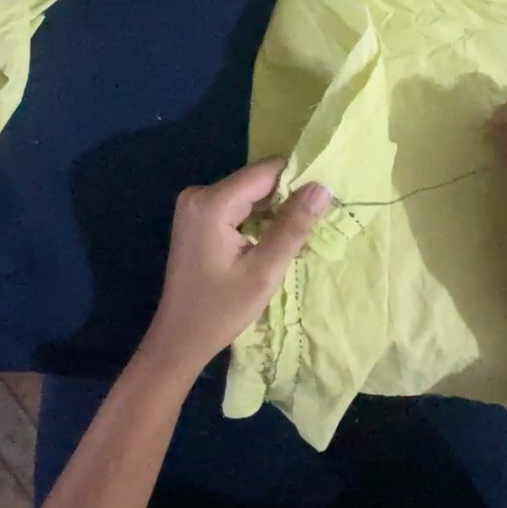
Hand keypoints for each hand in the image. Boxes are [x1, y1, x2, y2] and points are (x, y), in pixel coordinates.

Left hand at [138, 158, 333, 376]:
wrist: (179, 337)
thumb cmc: (221, 310)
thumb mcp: (264, 271)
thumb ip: (293, 226)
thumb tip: (323, 187)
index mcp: (212, 202)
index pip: (267, 171)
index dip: (299, 180)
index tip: (326, 200)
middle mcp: (199, 193)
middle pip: (257, 180)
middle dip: (287, 198)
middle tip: (312, 227)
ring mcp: (195, 204)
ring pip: (249, 193)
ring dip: (274, 210)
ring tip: (295, 238)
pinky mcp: (197, 216)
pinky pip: (236, 204)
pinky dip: (257, 218)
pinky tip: (271, 242)